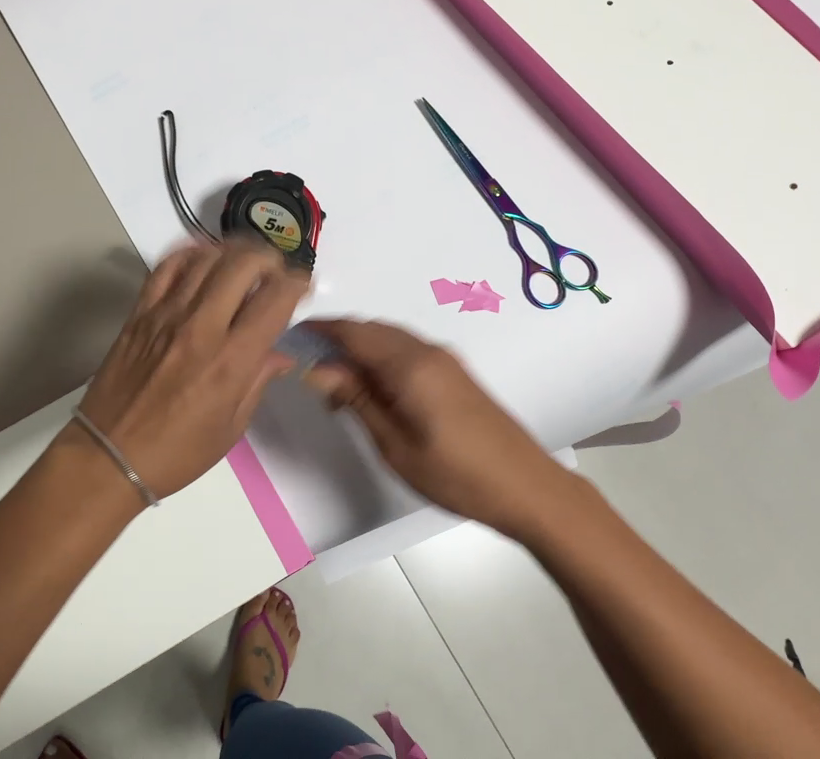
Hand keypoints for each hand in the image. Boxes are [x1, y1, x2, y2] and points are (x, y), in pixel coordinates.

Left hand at [75, 240, 308, 498]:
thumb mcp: (231, 428)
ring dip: (232, 252)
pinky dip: (189, 254)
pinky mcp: (139, 313)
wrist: (109, 455)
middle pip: (243, 264)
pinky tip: (202, 259)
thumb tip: (280, 353)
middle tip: (275, 272)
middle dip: (269, 259)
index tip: (302, 287)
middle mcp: (201, 327)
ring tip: (243, 263)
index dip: (297, 284)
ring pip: (206, 258)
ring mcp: (166, 314)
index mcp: (231, 360)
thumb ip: (258, 381)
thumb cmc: (177, 452)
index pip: (275, 299)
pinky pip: (165, 268)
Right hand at [304, 319, 571, 536]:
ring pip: (389, 339)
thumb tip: (317, 369)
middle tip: (307, 369)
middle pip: (370, 330)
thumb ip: (356, 399)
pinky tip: (372, 391)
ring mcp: (446, 360)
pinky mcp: (456, 374)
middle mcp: (427, 351)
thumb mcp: (394, 444)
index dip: (319, 331)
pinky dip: (381, 359)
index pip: (352, 332)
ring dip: (359, 351)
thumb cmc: (456, 474)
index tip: (289, 339)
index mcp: (409, 365)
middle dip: (336, 341)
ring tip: (336, 387)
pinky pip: (407, 351)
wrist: (529, 489)